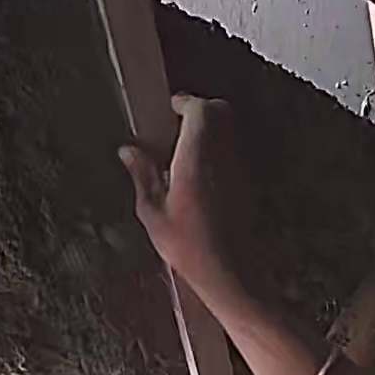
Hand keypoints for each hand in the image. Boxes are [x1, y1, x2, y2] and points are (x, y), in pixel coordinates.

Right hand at [117, 95, 249, 307]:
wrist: (228, 272)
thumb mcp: (152, 214)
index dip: (186, 102)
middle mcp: (222, 159)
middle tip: (179, 120)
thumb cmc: (187, 247)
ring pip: (230, 131)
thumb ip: (142, 176)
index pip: (201, 112)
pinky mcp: (246, 184)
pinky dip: (218, 149)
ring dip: (211, 129)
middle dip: (202, 109)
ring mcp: (239, 170)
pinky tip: (199, 172)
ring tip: (186, 147)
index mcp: (196, 161)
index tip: (171, 106)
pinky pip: (233, 152)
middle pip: (222, 113)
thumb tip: (128, 151)